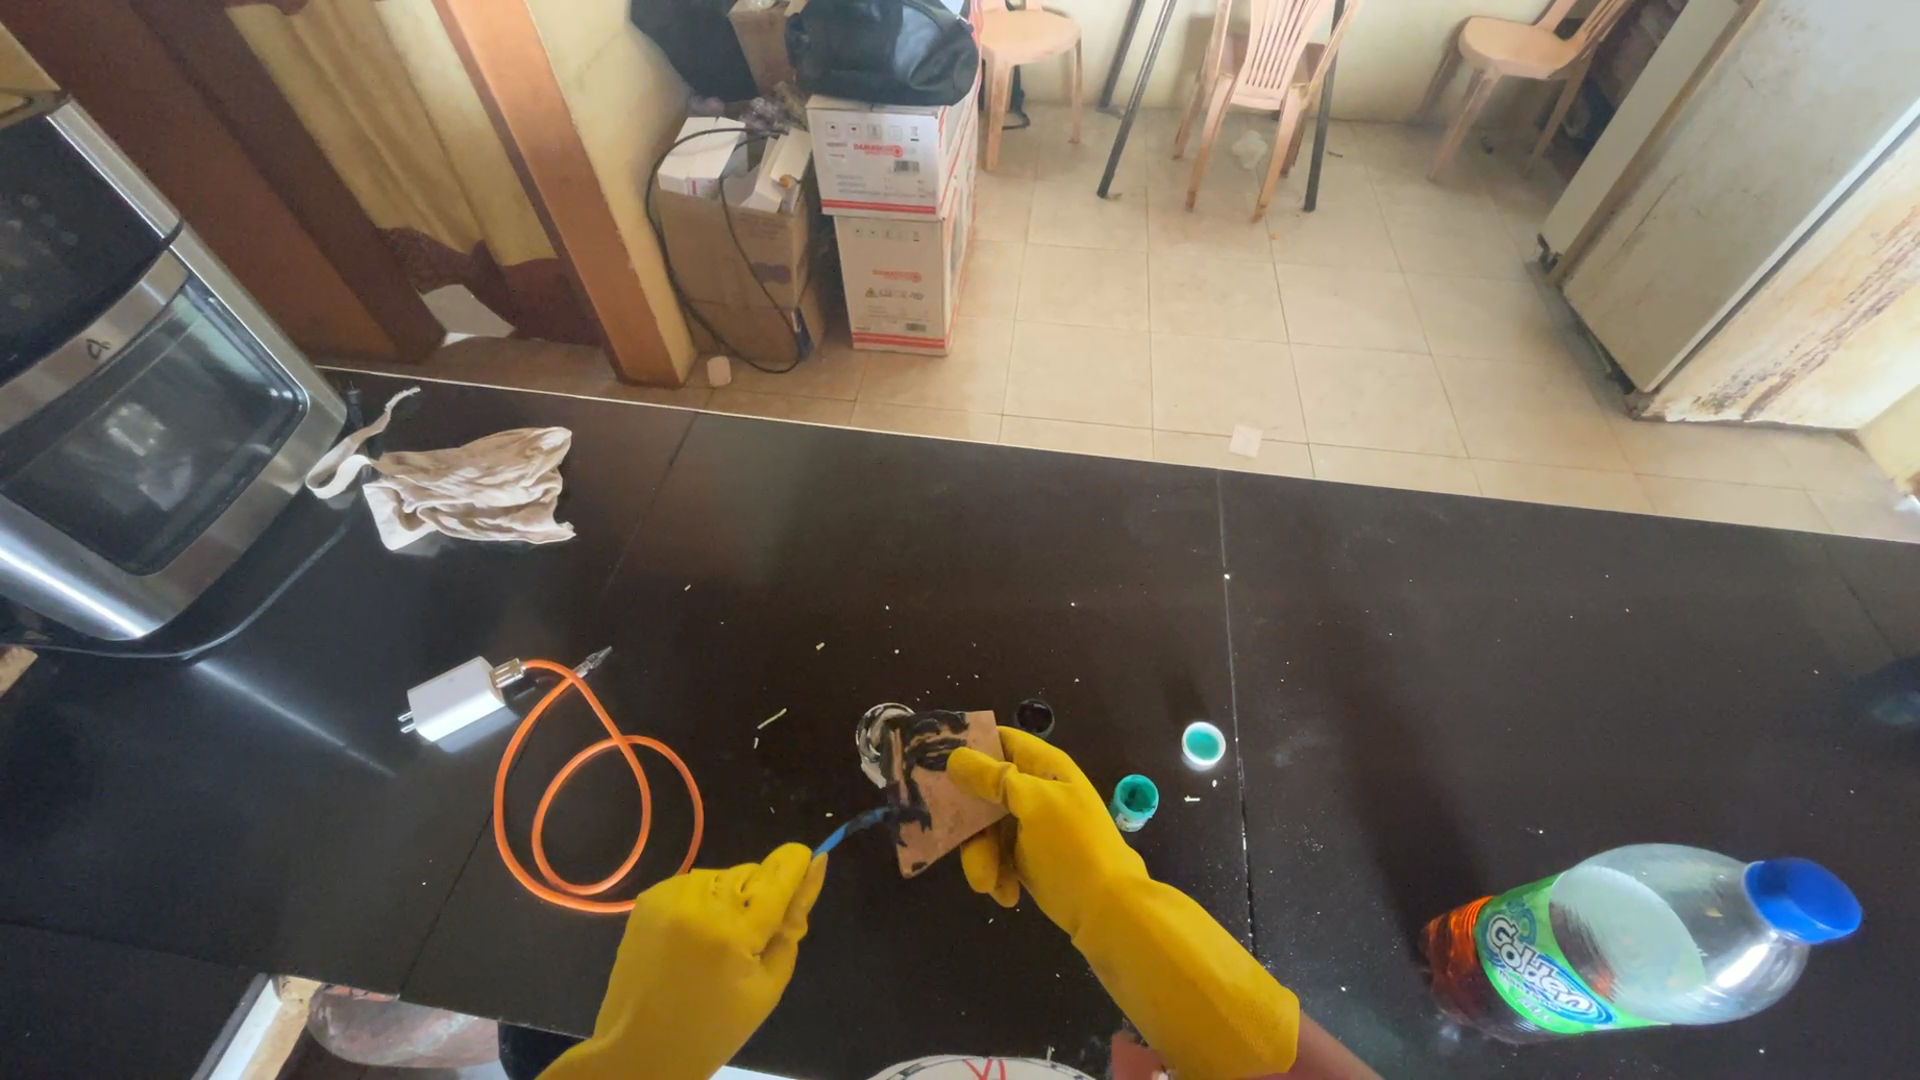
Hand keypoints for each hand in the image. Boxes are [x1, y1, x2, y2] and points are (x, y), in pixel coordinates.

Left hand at [542, 844, 826, 1079]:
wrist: (637, 1054)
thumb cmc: (713, 1029)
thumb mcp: (769, 985)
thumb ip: (793, 923)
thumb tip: (815, 865)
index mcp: (735, 930)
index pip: (781, 871)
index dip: (800, 866)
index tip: (811, 865)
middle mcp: (702, 901)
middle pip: (754, 872)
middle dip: (761, 896)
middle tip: (748, 940)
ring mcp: (672, 896)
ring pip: (725, 875)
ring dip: (731, 898)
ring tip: (715, 942)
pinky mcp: (651, 897)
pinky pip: (697, 883)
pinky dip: (703, 901)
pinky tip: (691, 936)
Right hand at [953, 729, 1303, 1079]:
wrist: (1111, 914)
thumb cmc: (1074, 849)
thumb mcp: (1033, 805)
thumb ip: (994, 779)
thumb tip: (955, 756)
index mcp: (1044, 767)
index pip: (1000, 740)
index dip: (969, 747)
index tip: (935, 763)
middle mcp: (1037, 791)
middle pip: (984, 790)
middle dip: (969, 820)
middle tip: (958, 842)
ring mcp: (1034, 826)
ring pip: (986, 829)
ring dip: (982, 857)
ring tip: (989, 884)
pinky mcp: (1031, 859)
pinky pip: (999, 857)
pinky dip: (998, 875)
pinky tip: (1008, 895)